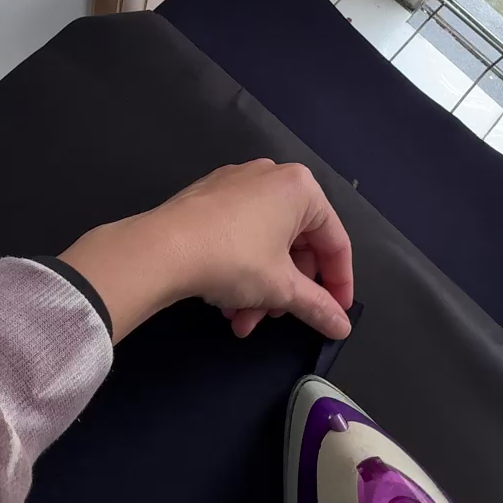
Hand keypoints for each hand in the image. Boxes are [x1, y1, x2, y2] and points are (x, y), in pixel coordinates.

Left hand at [58, 160, 354, 342]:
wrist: (161, 248)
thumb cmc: (233, 259)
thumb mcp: (281, 288)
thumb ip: (317, 306)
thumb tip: (341, 326)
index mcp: (300, 188)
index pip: (334, 241)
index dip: (339, 284)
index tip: (336, 315)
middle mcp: (271, 176)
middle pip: (296, 243)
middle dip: (286, 290)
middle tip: (274, 319)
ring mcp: (237, 182)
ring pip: (264, 243)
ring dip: (259, 288)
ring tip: (241, 320)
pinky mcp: (208, 195)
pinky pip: (239, 233)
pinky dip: (239, 268)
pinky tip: (224, 301)